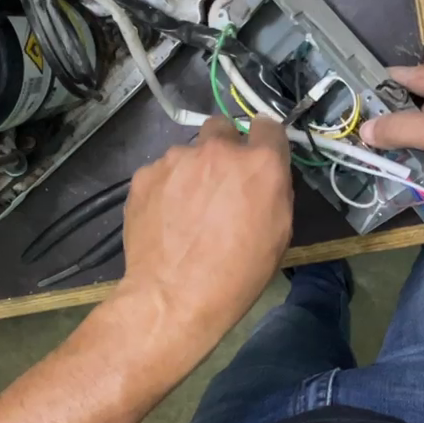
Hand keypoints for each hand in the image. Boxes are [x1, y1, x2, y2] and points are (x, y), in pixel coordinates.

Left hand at [113, 117, 293, 351]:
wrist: (174, 296)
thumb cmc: (238, 274)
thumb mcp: (278, 234)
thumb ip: (274, 192)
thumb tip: (264, 177)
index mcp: (260, 163)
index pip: (267, 126)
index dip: (263, 141)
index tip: (258, 157)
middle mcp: (218, 150)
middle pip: (222, 128)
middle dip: (223, 148)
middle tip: (219, 183)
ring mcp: (176, 159)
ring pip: (188, 153)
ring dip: (191, 171)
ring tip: (186, 209)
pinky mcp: (145, 175)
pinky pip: (160, 172)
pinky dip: (165, 188)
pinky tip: (164, 219)